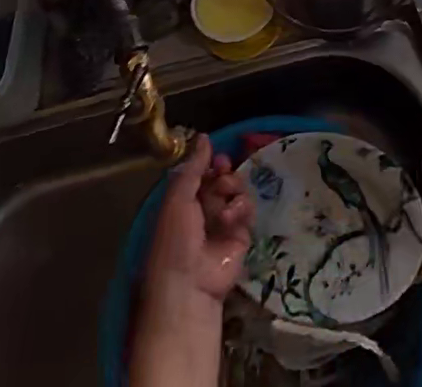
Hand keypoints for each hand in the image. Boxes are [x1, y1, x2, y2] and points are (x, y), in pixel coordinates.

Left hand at [142, 135, 254, 307]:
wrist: (190, 283)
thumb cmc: (174, 239)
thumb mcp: (178, 198)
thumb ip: (193, 166)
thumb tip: (204, 136)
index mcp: (182, 201)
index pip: (200, 173)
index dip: (209, 162)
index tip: (216, 158)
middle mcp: (202, 209)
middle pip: (221, 178)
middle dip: (223, 173)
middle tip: (222, 173)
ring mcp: (223, 221)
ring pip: (236, 190)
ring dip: (232, 190)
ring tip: (224, 205)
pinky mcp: (241, 233)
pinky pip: (247, 208)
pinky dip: (241, 209)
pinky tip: (231, 219)